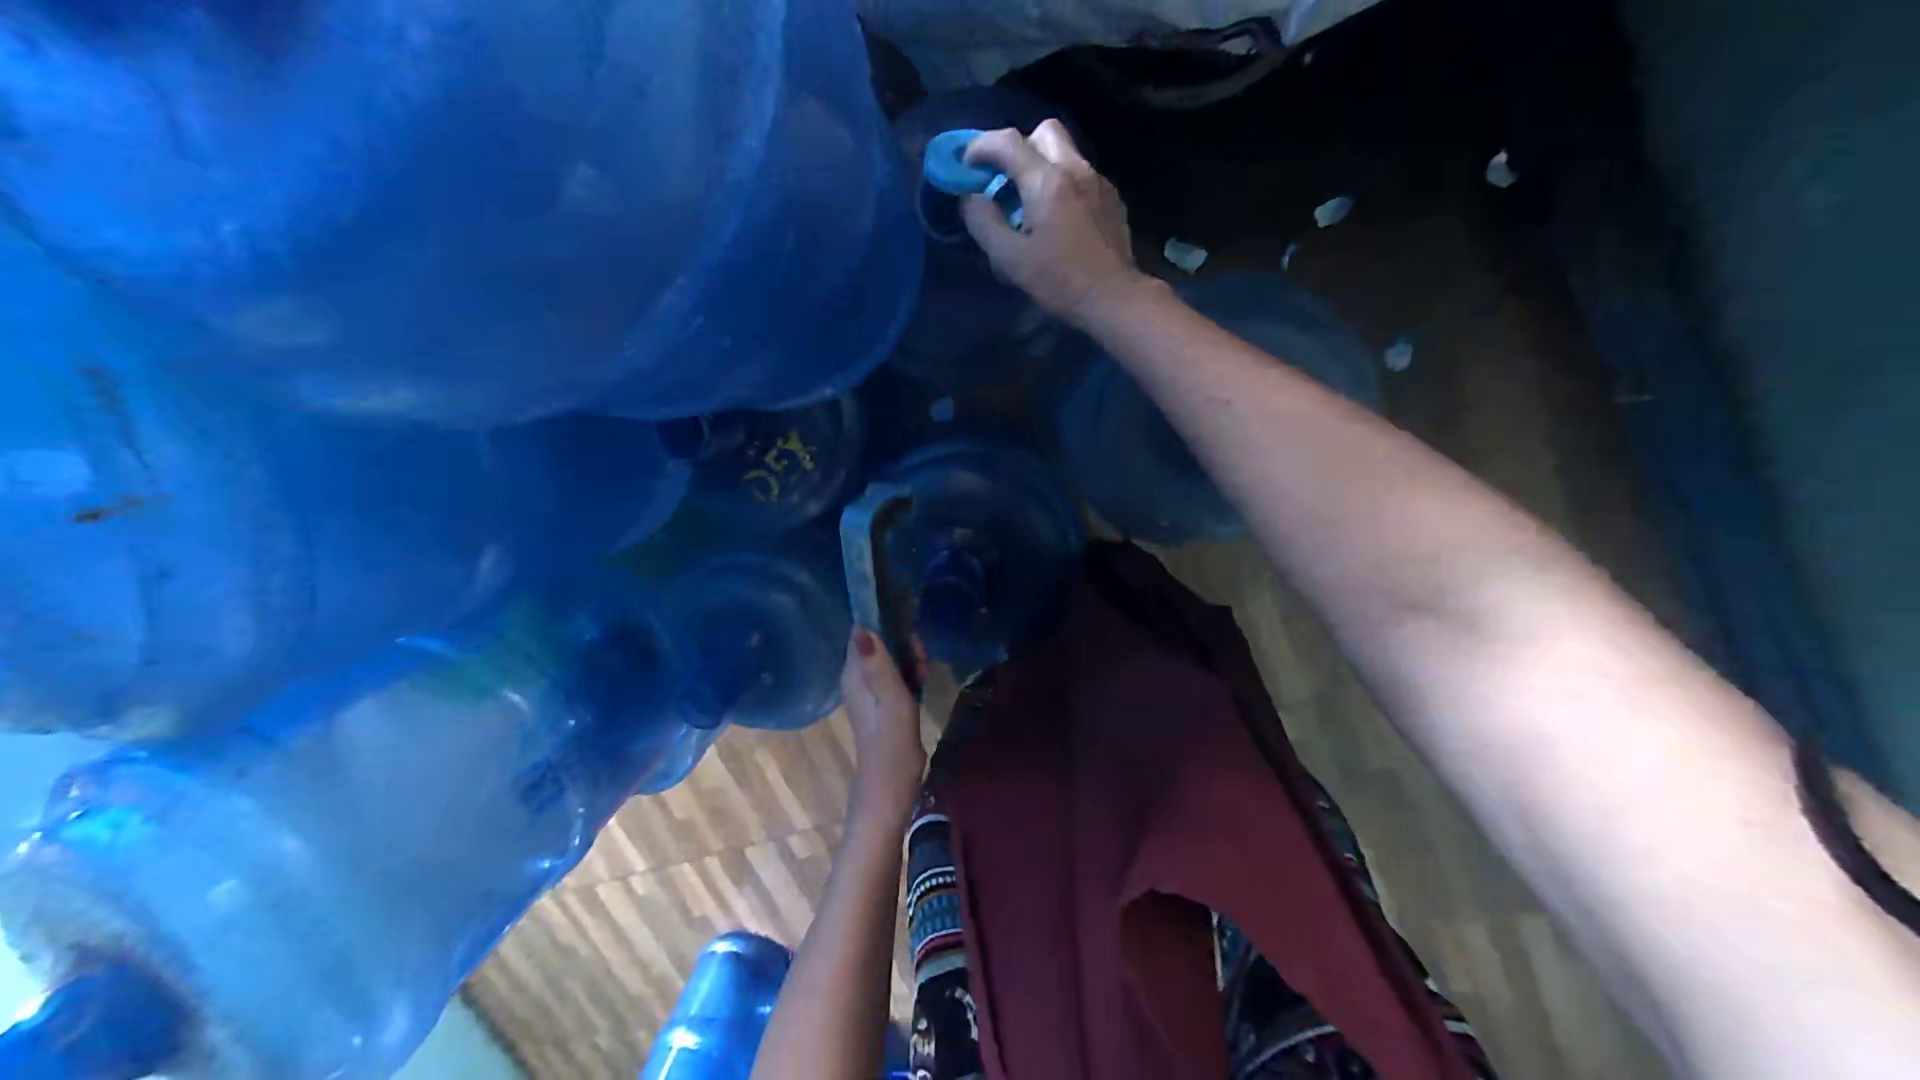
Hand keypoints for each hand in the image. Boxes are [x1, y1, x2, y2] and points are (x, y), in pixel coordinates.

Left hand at [840, 628, 924, 818]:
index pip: (861, 631)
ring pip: (888, 658)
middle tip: (920, 655)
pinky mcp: (882, 702)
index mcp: (853, 673)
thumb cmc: (891, 736)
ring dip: (908, 657)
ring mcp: (869, 690)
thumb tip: (862, 628)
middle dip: (900, 640)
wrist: (892, 780)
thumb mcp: (890, 695)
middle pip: (877, 642)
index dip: (882, 621)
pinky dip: (909, 673)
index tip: (905, 623)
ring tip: (924, 669)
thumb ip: (877, 662)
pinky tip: (922, 680)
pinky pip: (895, 674)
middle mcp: (857, 677)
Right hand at [960, 121, 1157, 328]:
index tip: (967, 166)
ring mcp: (1098, 181)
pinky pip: (1081, 174)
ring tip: (1029, 201)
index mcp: (1047, 182)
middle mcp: (1075, 169)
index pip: (1007, 142)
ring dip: (1041, 164)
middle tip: (1004, 179)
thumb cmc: (1060, 282)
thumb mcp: (1011, 260)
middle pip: (1043, 131)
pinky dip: (1062, 182)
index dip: (980, 147)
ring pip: (1065, 150)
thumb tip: (970, 199)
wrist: (1114, 298)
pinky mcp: (1111, 198)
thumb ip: (984, 223)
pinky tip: (1058, 216)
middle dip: (1017, 148)